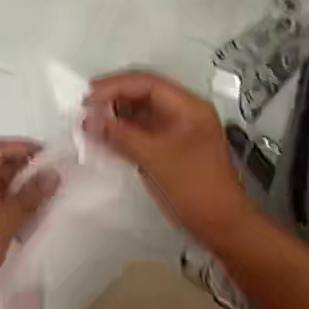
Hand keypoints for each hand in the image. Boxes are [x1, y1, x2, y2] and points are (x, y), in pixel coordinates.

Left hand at [0, 139, 58, 305]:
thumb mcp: (3, 222)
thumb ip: (30, 196)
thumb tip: (52, 175)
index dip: (26, 148)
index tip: (53, 155)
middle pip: (0, 167)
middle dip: (29, 169)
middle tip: (58, 174)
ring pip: (2, 189)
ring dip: (25, 190)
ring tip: (52, 194)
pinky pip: (0, 208)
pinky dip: (18, 208)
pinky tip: (37, 217)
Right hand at [84, 72, 255, 244]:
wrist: (222, 225)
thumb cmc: (199, 190)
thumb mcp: (156, 159)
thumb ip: (121, 136)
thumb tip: (90, 120)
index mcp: (190, 107)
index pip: (148, 83)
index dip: (115, 86)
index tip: (89, 97)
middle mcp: (185, 113)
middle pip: (144, 94)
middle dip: (114, 99)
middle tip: (85, 108)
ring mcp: (178, 131)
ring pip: (142, 113)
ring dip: (117, 116)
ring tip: (90, 122)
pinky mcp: (171, 149)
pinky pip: (143, 132)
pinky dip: (123, 134)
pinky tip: (105, 138)